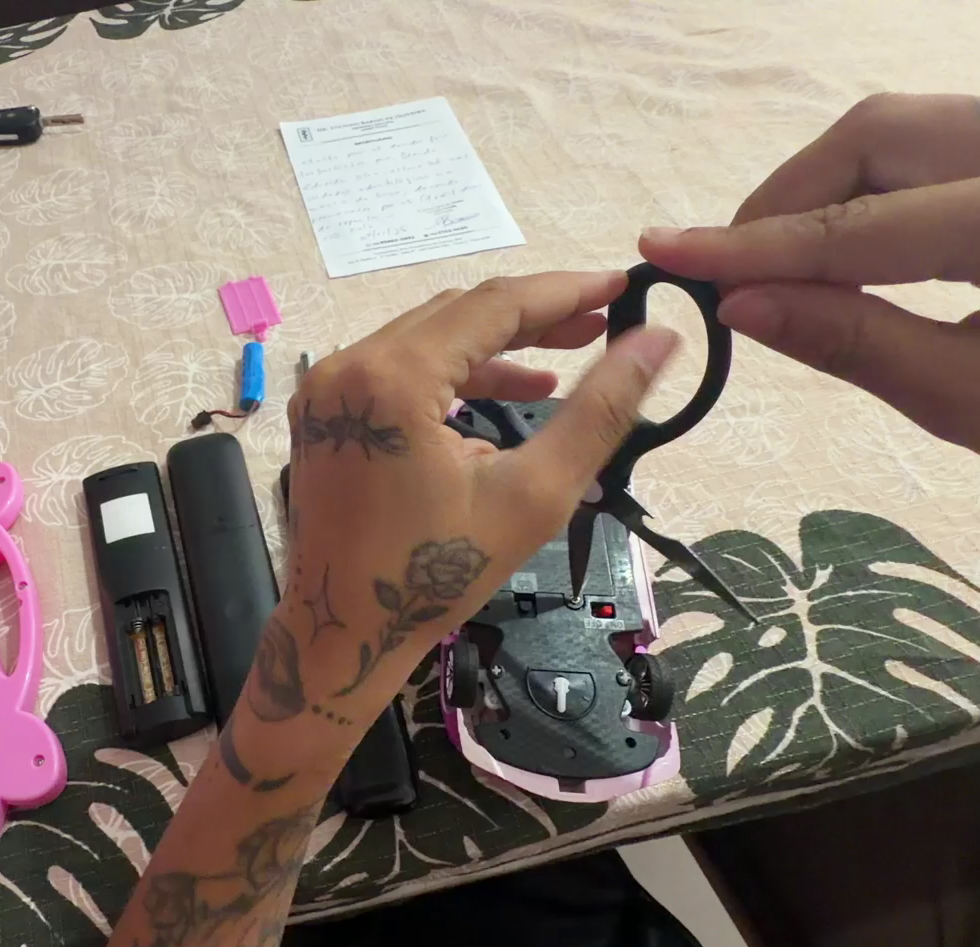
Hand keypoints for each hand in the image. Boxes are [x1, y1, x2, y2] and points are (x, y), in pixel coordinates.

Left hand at [261, 273, 676, 737]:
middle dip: (531, 317)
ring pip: (423, 339)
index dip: (564, 293)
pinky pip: (394, 372)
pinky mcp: (321, 413)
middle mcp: (346, 367)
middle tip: (598, 327)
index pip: (491, 306)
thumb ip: (598, 410)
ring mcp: (325, 390)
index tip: (621, 286)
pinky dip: (447, 379)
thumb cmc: (439, 572)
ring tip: (558, 366)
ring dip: (490, 350)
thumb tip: (658, 340)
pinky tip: (498, 399)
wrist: (346, 627)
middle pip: (455, 314)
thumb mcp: (533, 493)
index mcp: (392, 378)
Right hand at [638, 93, 979, 499]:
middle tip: (729, 276)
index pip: (857, 226)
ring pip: (903, 128)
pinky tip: (850, 247)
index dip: (746, 244)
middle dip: (778, 203)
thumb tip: (743, 306)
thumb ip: (858, 342)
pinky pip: (943, 140)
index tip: (660, 250)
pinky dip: (868, 190)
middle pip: (874, 137)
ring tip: (782, 268)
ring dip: (817, 192)